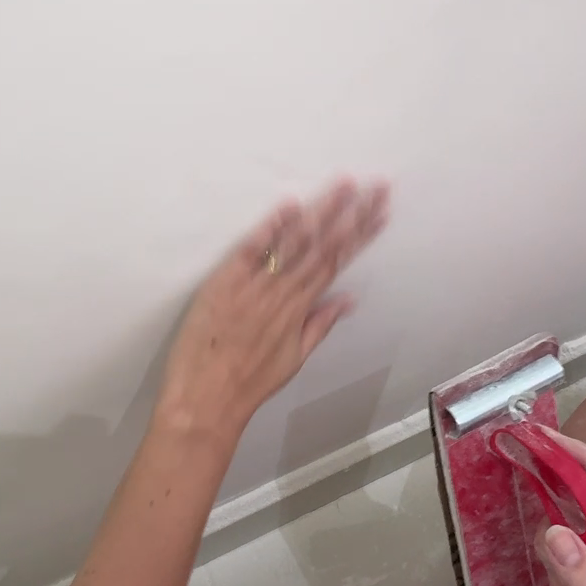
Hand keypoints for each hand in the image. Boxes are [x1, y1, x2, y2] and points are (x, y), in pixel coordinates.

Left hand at [154, 178, 390, 442]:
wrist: (204, 400)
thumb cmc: (247, 384)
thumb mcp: (293, 359)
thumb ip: (320, 325)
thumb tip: (348, 299)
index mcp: (299, 309)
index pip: (336, 263)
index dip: (360, 235)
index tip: (381, 211)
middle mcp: (282, 293)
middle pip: (323, 246)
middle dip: (352, 214)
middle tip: (376, 186)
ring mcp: (254, 286)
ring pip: (294, 243)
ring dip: (321, 212)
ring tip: (343, 185)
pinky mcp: (224, 282)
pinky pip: (251, 250)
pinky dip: (271, 228)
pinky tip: (290, 205)